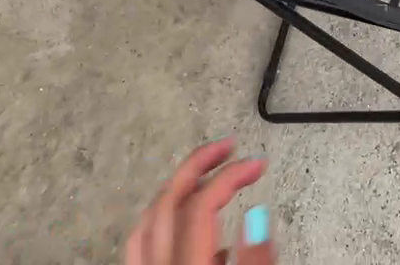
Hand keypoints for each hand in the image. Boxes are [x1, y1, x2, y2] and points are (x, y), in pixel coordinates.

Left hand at [125, 139, 271, 264]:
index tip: (256, 163)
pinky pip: (141, 243)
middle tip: (227, 145)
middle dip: (198, 163)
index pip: (201, 204)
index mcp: (186, 264)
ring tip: (205, 171)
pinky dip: (163, 218)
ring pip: (148, 219)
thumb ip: (254, 260)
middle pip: (168, 201)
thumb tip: (258, 215)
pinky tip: (191, 223)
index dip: (230, 175)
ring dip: (177, 186)